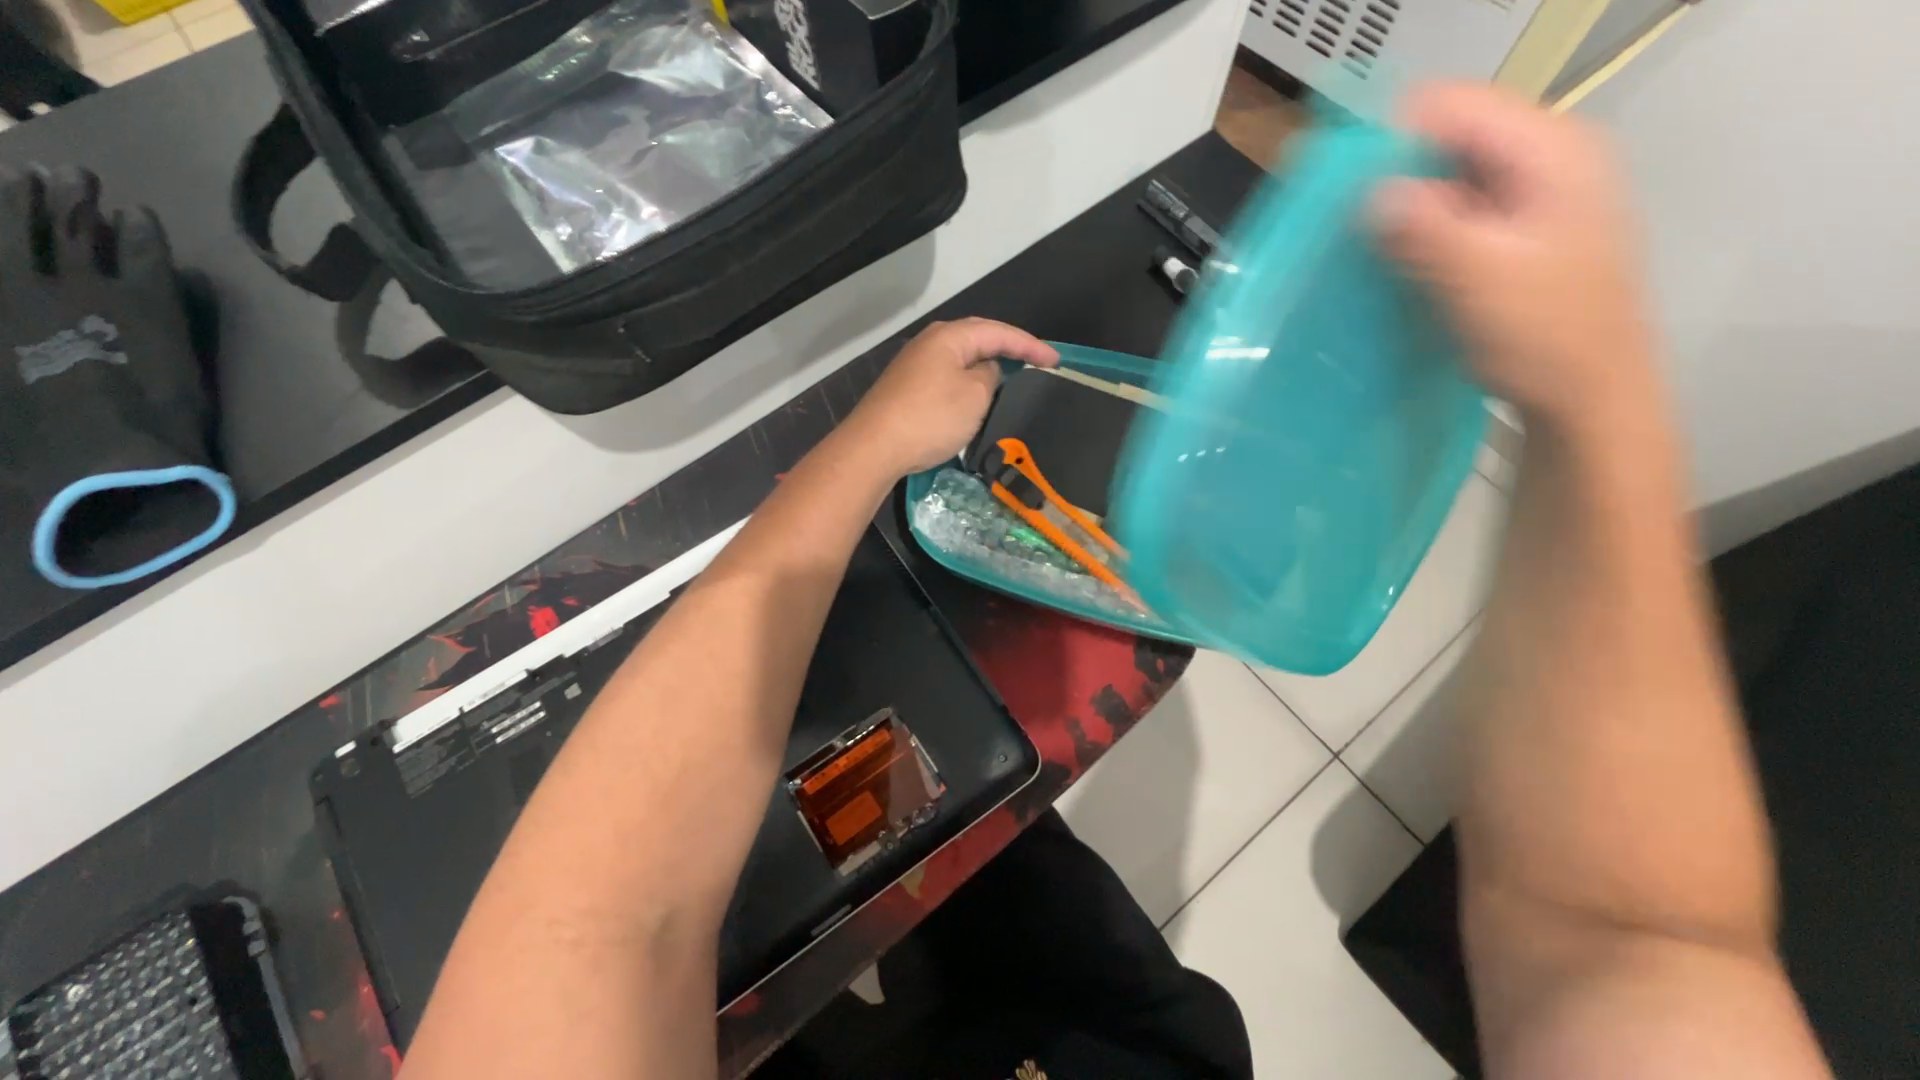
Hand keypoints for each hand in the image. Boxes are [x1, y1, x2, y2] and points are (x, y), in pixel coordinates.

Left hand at [837, 318, 1057, 477]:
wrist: (874, 448)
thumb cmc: (930, 418)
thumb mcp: (975, 396)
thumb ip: (990, 375)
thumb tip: (987, 371)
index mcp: (950, 337)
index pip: (999, 332)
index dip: (1030, 345)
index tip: (1056, 361)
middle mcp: (930, 342)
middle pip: (978, 338)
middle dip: (1009, 348)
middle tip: (1036, 362)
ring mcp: (915, 365)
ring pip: (961, 358)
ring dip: (988, 365)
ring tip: (1013, 376)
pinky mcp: (907, 388)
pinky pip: (948, 376)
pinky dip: (969, 381)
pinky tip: (977, 395)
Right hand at [1373, 82, 1662, 436]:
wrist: (1593, 399)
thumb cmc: (1546, 338)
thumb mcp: (1480, 279)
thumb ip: (1426, 227)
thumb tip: (1368, 191)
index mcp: (1553, 150)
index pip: (1452, 105)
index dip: (1391, 138)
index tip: (1343, 188)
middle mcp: (1550, 156)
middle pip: (1450, 135)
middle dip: (1395, 173)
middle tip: (1348, 223)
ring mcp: (1538, 193)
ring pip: (1449, 173)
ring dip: (1405, 205)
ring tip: (1366, 245)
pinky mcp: (1522, 228)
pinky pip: (1459, 206)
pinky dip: (1424, 227)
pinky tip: (1399, 260)